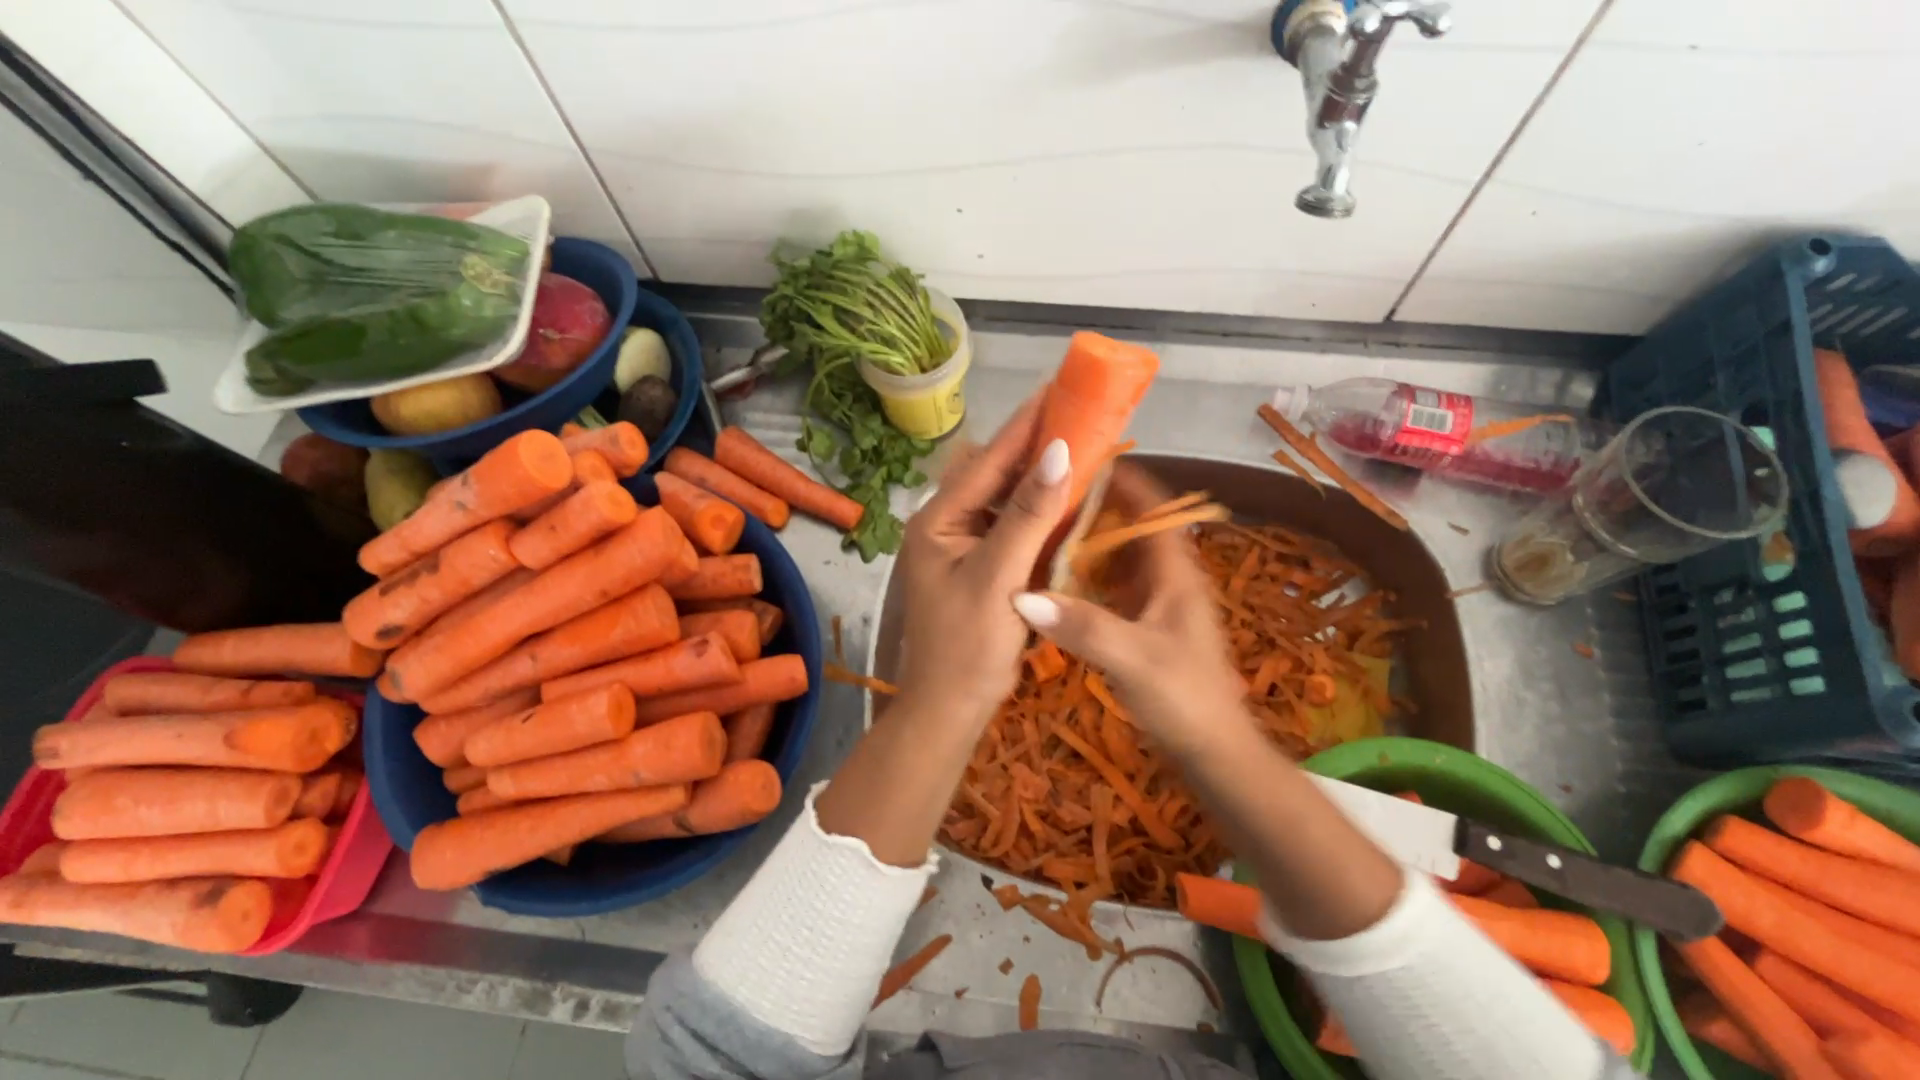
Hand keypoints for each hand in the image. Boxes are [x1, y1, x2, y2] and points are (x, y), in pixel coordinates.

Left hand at [890, 396, 1073, 728]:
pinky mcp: (982, 567)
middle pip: (996, 474)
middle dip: (1036, 445)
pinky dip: (1040, 514)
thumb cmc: (968, 645)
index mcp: (938, 520)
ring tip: (1083, 446)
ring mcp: (964, 547)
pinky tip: (1070, 501)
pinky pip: (1014, 528)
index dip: (1025, 424)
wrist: (952, 708)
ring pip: (1006, 500)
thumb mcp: (998, 576)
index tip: (1059, 389)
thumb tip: (1060, 451)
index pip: (987, 460)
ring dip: (1040, 478)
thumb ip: (1028, 514)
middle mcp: (947, 525)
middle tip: (1080, 414)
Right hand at [1010, 464, 1247, 751]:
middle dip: (1093, 507)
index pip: (1152, 505)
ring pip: (1120, 557)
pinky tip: (1053, 582)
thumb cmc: (1185, 698)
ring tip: (1039, 529)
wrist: (1214, 751)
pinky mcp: (1146, 626)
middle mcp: (1169, 578)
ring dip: (1087, 542)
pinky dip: (1087, 577)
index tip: (1077, 461)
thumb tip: (1020, 595)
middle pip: (1131, 526)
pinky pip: (1113, 587)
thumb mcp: (1132, 659)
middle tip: (1043, 496)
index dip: (1121, 477)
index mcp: (1176, 572)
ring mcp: (1159, 603)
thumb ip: (1081, 626)